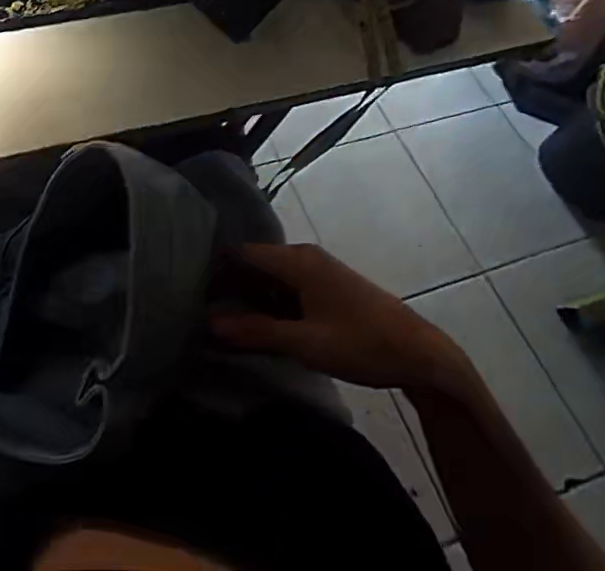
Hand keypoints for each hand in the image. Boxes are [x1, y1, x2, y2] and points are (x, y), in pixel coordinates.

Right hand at [210, 243, 472, 392]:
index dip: (216, 270)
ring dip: (249, 298)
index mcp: (299, 261)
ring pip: (271, 277)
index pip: (244, 253)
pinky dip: (269, 303)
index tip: (188, 293)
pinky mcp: (327, 287)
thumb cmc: (362, 344)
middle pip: (256, 264)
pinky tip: (257, 327)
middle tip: (197, 315)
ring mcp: (318, 271)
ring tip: (219, 325)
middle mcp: (306, 257)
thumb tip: (210, 322)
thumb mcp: (306, 343)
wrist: (416, 351)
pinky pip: (287, 288)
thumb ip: (258, 331)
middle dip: (229, 286)